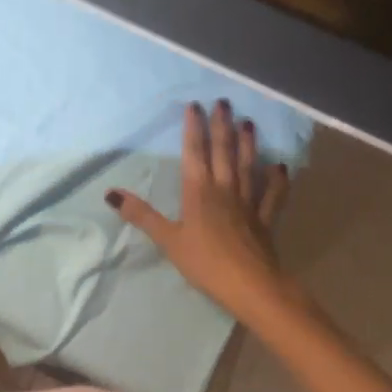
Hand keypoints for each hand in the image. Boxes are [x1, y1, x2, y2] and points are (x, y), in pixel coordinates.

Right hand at [107, 100, 295, 321]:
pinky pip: (272, 197)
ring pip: (247, 168)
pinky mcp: (264, 221)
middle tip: (224, 103)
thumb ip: (142, 215)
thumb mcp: (168, 239)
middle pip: (223, 153)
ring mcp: (247, 204)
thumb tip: (110, 193)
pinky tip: (281, 167)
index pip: (194, 153)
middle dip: (222, 127)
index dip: (194, 129)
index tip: (194, 106)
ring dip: (248, 145)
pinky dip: (277, 181)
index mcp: (198, 192)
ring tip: (249, 123)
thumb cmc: (206, 262)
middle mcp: (223, 190)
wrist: (253, 287)